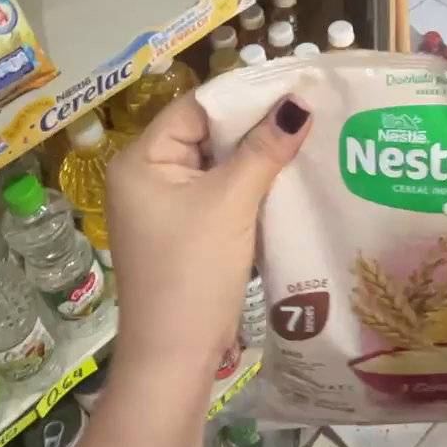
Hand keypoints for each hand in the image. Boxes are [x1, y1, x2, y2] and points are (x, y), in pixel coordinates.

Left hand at [105, 93, 311, 365]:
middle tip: (305, 108)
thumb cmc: (193, 273)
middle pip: (207, 132)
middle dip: (254, 124)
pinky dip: (248, 181)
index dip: (243, 96)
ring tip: (304, 133)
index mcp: (141, 159)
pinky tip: (285, 172)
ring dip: (255, 153)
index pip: (196, 107)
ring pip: (217, 162)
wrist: (174, 360)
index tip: (291, 85)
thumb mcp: (231, 202)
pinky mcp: (184, 228)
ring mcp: (164, 204)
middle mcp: (146, 175)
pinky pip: (218, 189)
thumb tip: (300, 102)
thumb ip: (265, 148)